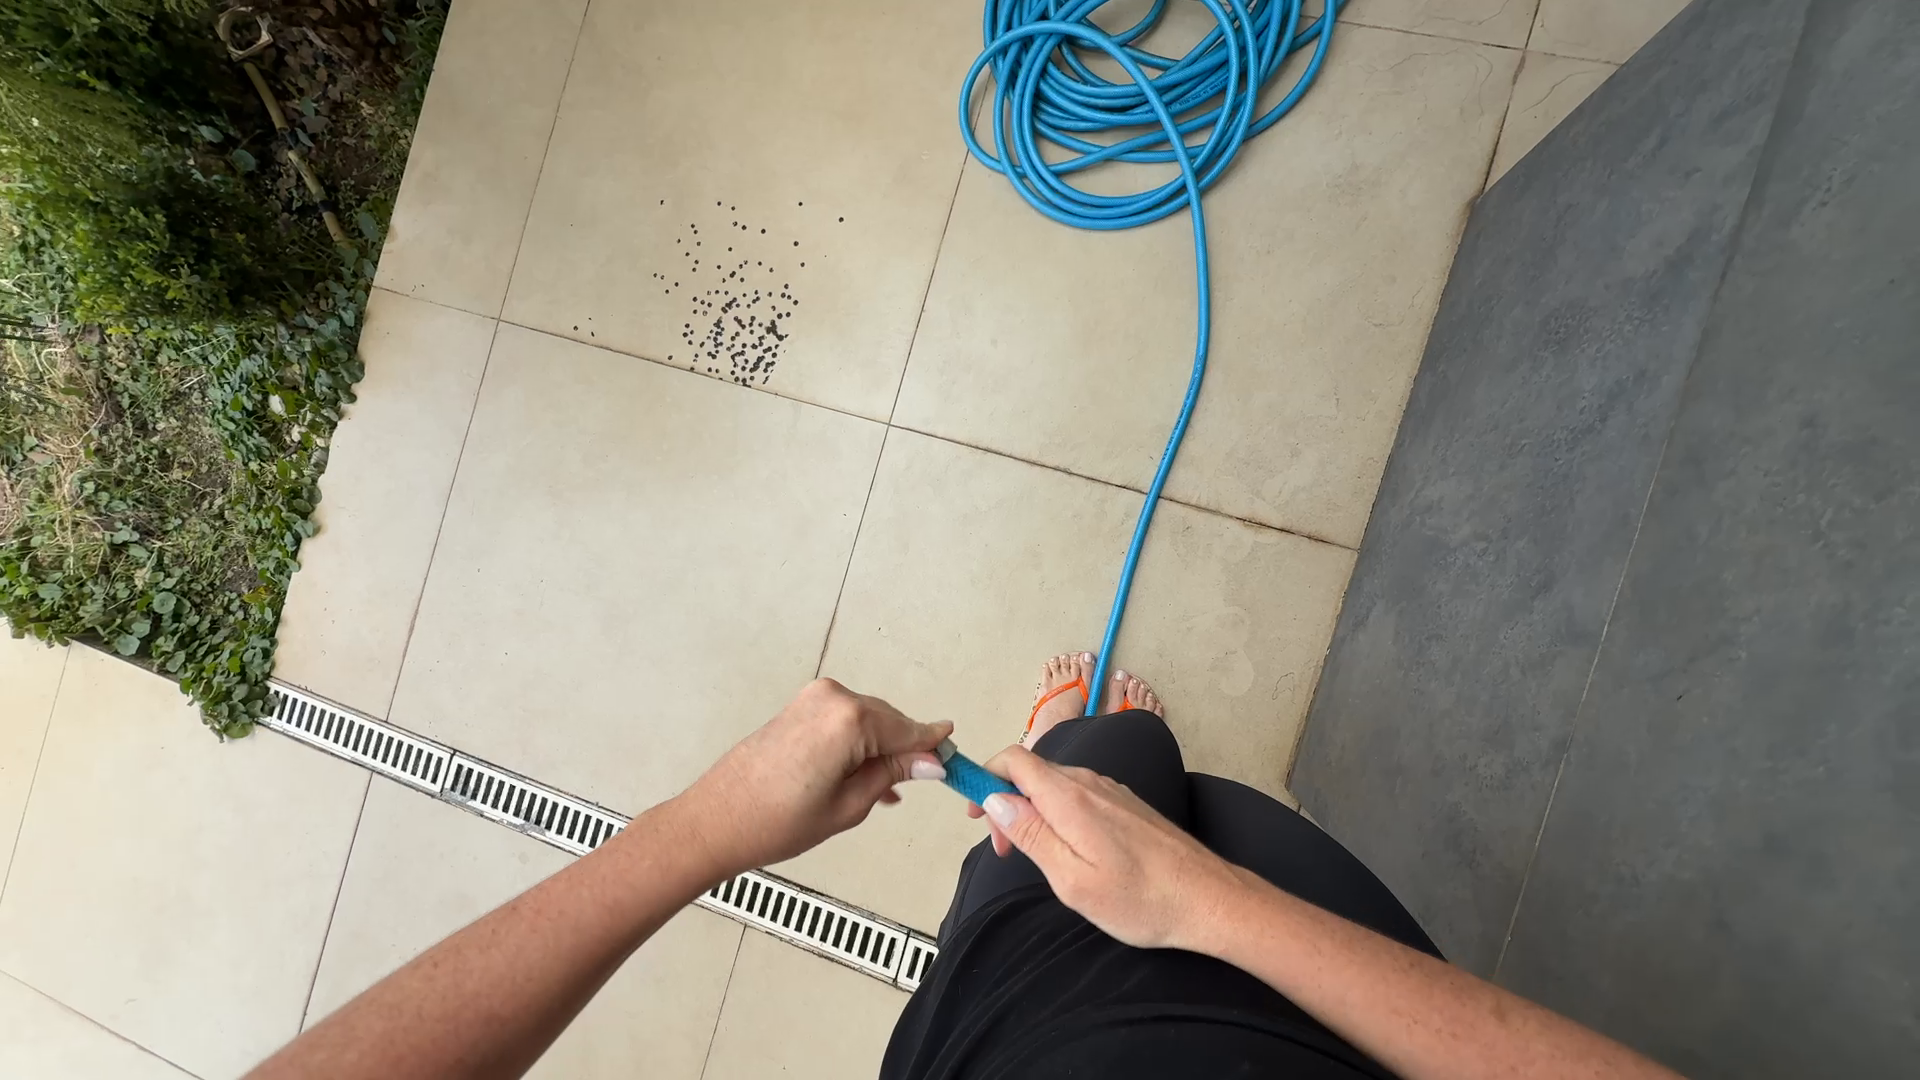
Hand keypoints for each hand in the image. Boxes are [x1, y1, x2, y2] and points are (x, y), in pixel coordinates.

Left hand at [677, 678, 951, 878]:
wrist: (714, 821)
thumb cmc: (776, 821)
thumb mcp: (849, 805)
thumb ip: (893, 774)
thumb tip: (931, 763)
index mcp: (850, 719)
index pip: (907, 730)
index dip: (931, 747)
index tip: (952, 758)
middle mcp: (834, 698)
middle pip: (888, 721)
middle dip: (903, 749)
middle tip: (916, 784)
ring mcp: (813, 698)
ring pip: (867, 721)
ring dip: (879, 749)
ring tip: (884, 790)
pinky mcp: (799, 706)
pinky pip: (844, 720)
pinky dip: (857, 743)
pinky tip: (863, 775)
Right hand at [971, 744, 1247, 950]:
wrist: (1208, 898)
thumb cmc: (1139, 898)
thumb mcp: (1072, 880)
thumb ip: (1031, 834)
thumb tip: (995, 799)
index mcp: (1068, 797)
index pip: (1013, 759)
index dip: (984, 776)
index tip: (973, 814)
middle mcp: (1087, 781)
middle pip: (1029, 772)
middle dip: (1005, 803)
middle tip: (1006, 851)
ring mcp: (1108, 788)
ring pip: (1052, 784)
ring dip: (1031, 810)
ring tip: (1033, 854)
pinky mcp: (1123, 801)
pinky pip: (1075, 793)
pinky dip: (1056, 812)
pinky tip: (1066, 848)